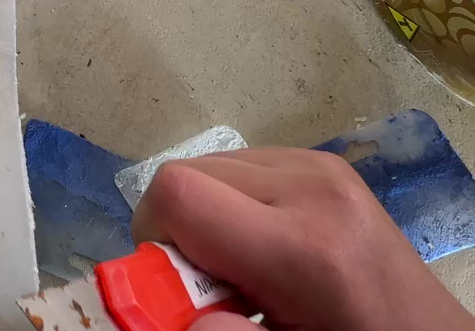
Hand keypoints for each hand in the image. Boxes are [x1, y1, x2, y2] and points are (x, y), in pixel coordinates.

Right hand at [132, 148, 474, 330]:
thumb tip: (180, 319)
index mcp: (305, 248)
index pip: (179, 192)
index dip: (154, 235)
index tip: (172, 287)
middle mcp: (310, 184)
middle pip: (187, 174)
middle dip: (178, 231)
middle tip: (209, 290)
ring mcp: (318, 164)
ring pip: (208, 165)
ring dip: (205, 215)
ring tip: (244, 270)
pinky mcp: (320, 160)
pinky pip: (239, 164)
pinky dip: (230, 202)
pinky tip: (265, 246)